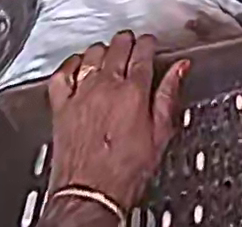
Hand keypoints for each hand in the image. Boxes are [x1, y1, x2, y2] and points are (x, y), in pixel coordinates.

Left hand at [45, 31, 189, 211]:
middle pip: (119, 45)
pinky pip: (62, 74)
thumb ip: (169, 94)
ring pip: (93, 53)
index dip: (149, 43)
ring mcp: (82, 95)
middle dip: (129, 42)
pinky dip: (71, 65)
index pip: (143, 50)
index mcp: (134, 92)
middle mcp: (107, 87)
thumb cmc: (125, 171)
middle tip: (133, 48)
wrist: (89, 198)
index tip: (150, 45)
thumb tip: (180, 67)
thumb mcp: (159, 132)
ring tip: (110, 56)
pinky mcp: (61, 108)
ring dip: (104, 51)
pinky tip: (79, 65)